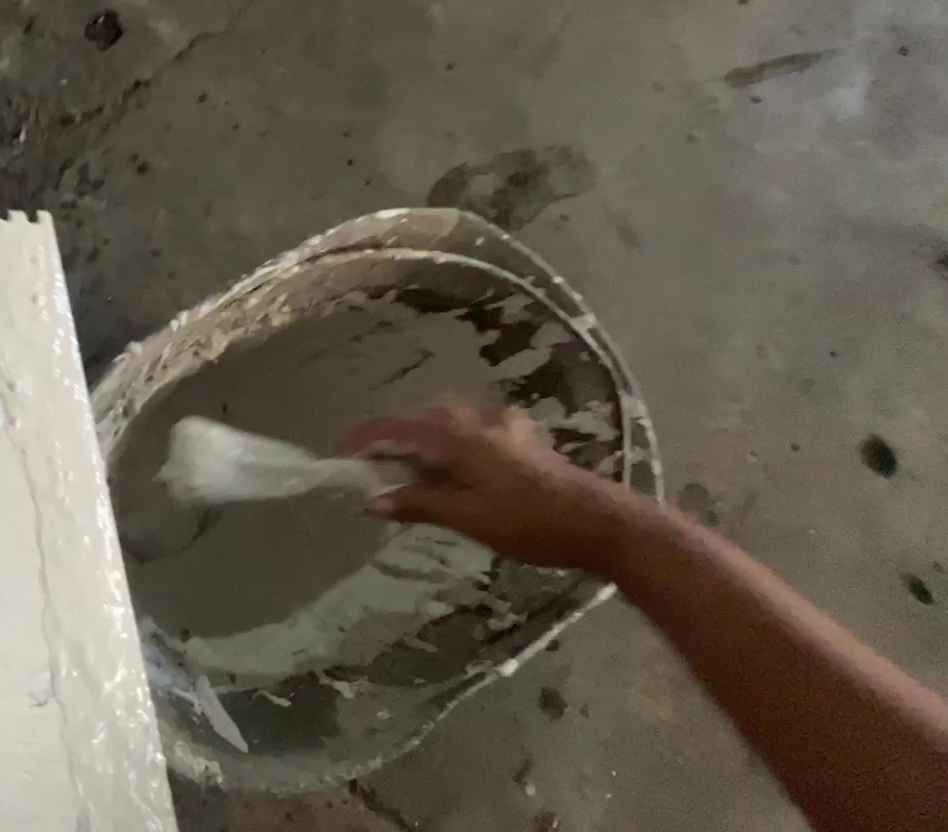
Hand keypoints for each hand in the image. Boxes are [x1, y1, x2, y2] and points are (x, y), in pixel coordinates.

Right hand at [344, 398, 648, 571]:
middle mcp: (473, 423)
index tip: (338, 460)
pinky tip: (471, 469)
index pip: (392, 429)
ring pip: (448, 425)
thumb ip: (418, 504)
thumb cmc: (532, 521)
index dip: (360, 441)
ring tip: (424, 478)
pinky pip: (476, 433)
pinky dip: (460, 446)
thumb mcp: (468, 517)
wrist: (608, 524)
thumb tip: (371, 501)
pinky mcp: (522, 443)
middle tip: (384, 478)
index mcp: (454, 437)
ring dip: (428, 445)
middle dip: (395, 445)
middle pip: (419, 423)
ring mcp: (501, 430)